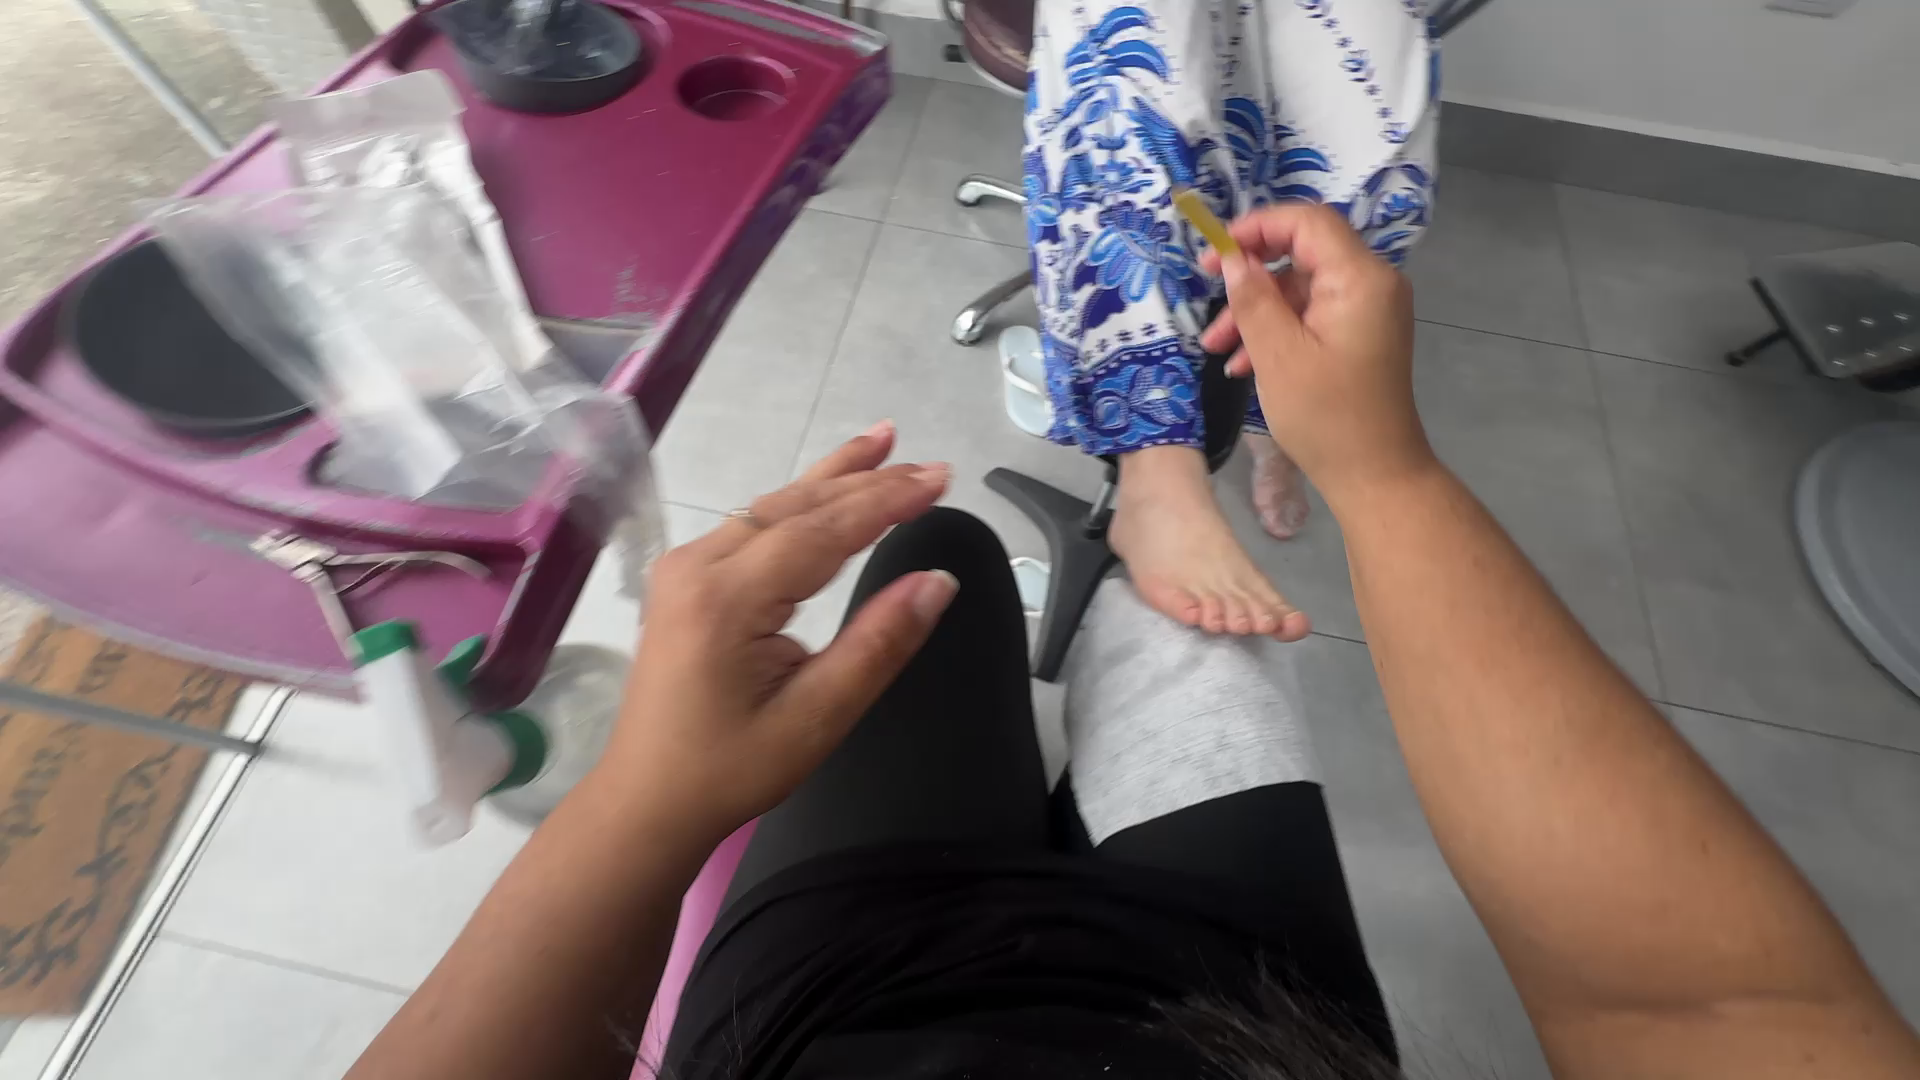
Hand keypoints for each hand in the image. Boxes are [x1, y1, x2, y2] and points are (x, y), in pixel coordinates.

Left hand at [601, 423, 955, 841]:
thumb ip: (879, 643)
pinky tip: (828, 485)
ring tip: (885, 441)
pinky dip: (803, 500)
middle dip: (869, 481)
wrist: (648, 799)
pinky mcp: (690, 576)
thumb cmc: (733, 767)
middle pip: (798, 506)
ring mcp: (688, 566)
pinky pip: (756, 524)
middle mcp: (700, 565)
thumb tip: (939, 580)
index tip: (941, 478)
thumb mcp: (818, 716)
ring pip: (775, 506)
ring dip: (836, 477)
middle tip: (931, 466)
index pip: (823, 531)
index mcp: (727, 599)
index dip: (886, 501)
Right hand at [1197, 203, 1434, 503]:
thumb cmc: (1324, 414)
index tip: (1213, 252)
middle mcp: (1370, 285)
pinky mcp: (1356, 337)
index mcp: (1359, 279)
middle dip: (1249, 279)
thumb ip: (1253, 299)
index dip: (1256, 228)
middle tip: (1205, 293)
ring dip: (1254, 313)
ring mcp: (1365, 312)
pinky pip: (1309, 318)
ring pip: (1299, 291)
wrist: (1372, 472)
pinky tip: (1242, 365)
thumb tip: (1233, 259)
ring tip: (1215, 349)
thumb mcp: (1277, 355)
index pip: (1307, 223)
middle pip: (1300, 257)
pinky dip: (1274, 333)